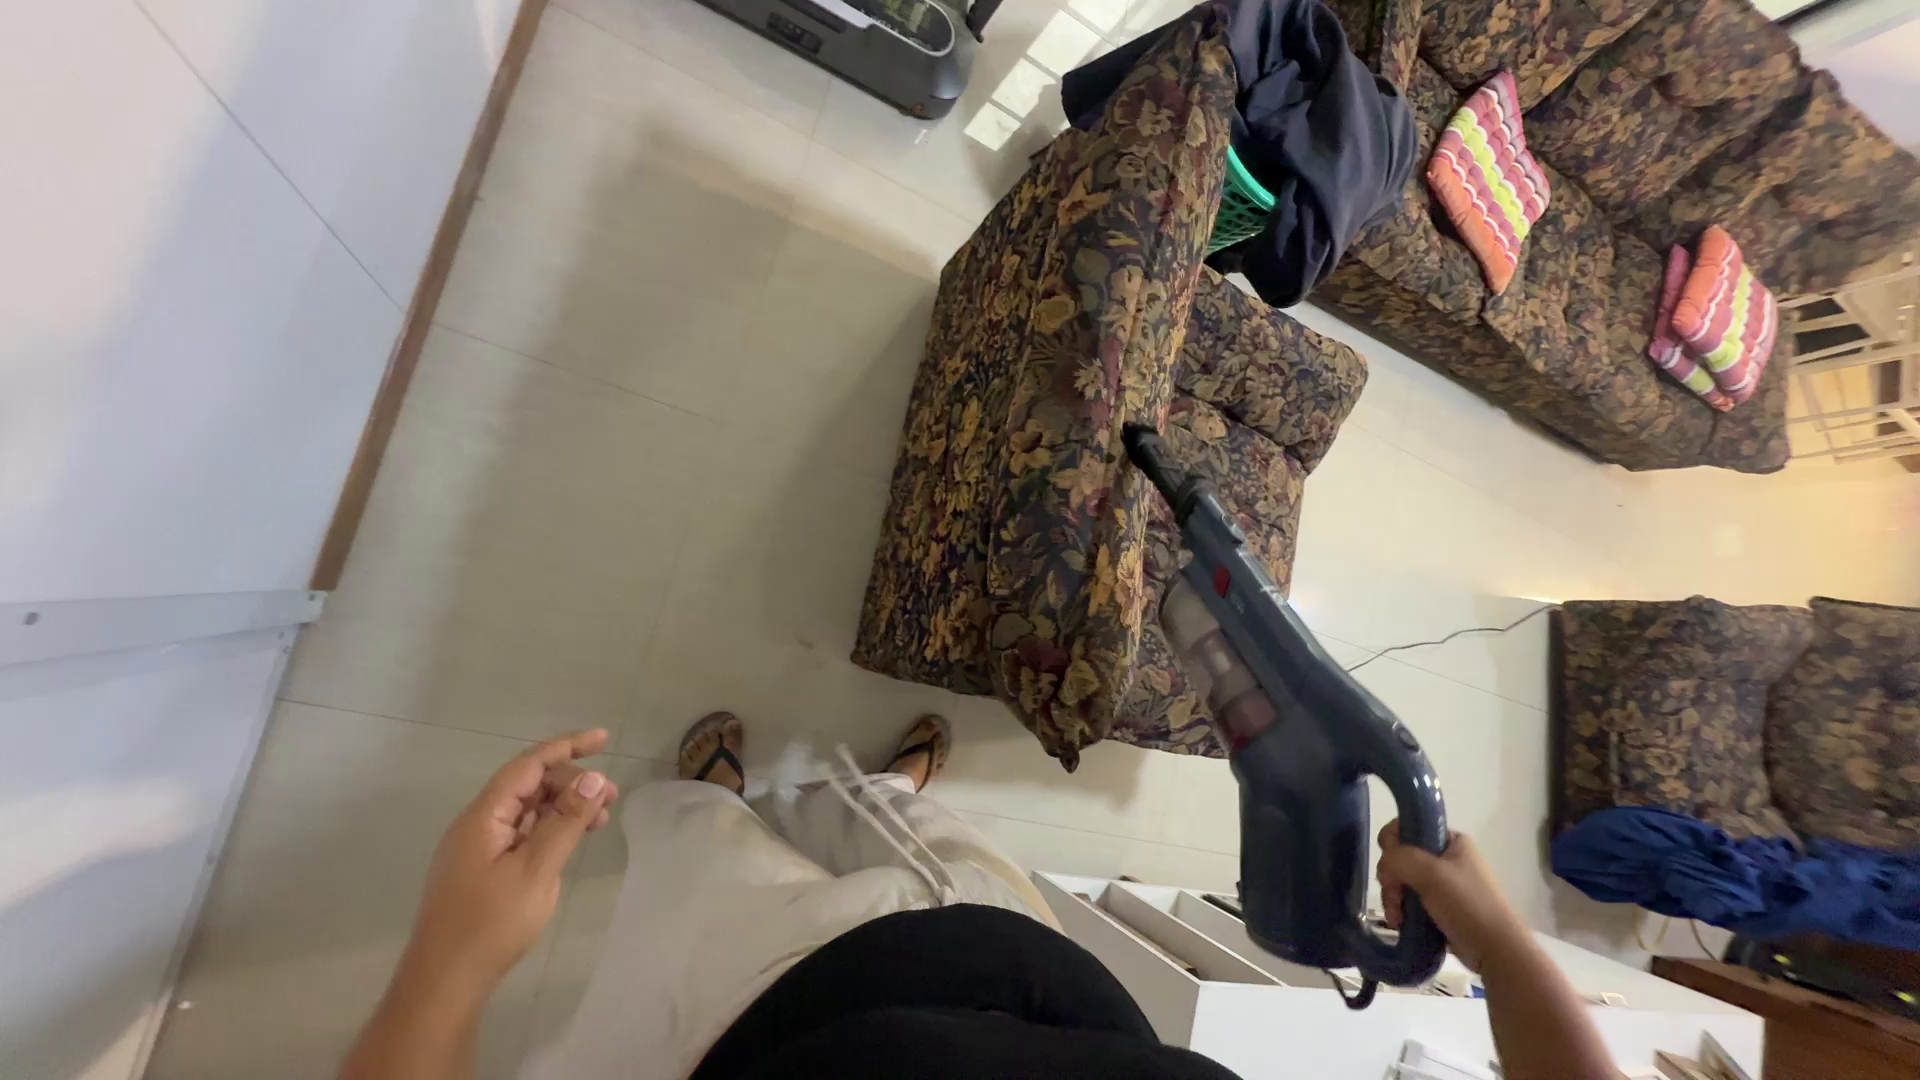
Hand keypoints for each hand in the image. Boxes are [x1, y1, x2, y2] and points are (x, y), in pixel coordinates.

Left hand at [402, 729, 620, 995]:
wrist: (443, 984)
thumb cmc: (489, 923)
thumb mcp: (537, 869)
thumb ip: (566, 821)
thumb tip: (595, 778)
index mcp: (484, 816)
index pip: (529, 765)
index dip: (567, 746)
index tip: (604, 738)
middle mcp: (479, 824)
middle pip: (530, 784)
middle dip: (572, 782)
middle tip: (611, 798)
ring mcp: (480, 847)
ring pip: (530, 809)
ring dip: (566, 806)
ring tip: (601, 819)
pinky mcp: (486, 868)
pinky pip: (525, 832)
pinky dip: (553, 827)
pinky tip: (574, 839)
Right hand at [1376, 820, 1528, 972]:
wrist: (1498, 953)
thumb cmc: (1468, 905)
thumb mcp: (1431, 872)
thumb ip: (1398, 857)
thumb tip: (1384, 864)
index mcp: (1450, 841)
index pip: (1407, 827)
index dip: (1392, 843)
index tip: (1392, 864)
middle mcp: (1446, 857)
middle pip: (1399, 856)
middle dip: (1391, 878)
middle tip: (1395, 896)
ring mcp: (1442, 883)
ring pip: (1401, 879)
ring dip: (1393, 897)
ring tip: (1397, 917)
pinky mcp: (1439, 906)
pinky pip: (1409, 899)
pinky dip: (1400, 909)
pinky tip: (1399, 922)